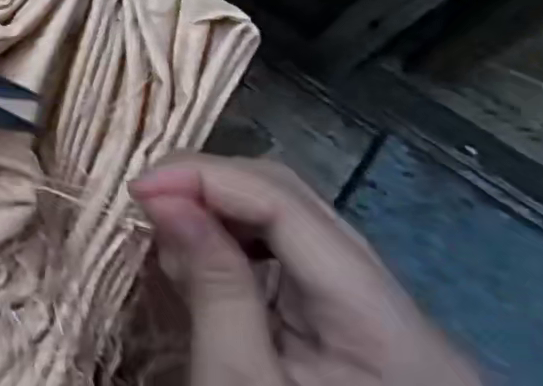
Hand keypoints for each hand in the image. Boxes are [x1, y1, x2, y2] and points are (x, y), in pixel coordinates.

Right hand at [130, 155, 480, 385]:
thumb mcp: (238, 384)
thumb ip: (210, 283)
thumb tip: (161, 195)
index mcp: (392, 331)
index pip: (290, 207)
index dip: (206, 178)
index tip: (136, 189)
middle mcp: (406, 312)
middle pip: (299, 202)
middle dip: (210, 187)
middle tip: (146, 202)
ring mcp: (389, 319)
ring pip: (298, 220)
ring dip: (221, 210)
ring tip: (170, 235)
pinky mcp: (366, 330)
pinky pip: (298, 255)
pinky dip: (241, 241)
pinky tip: (206, 260)